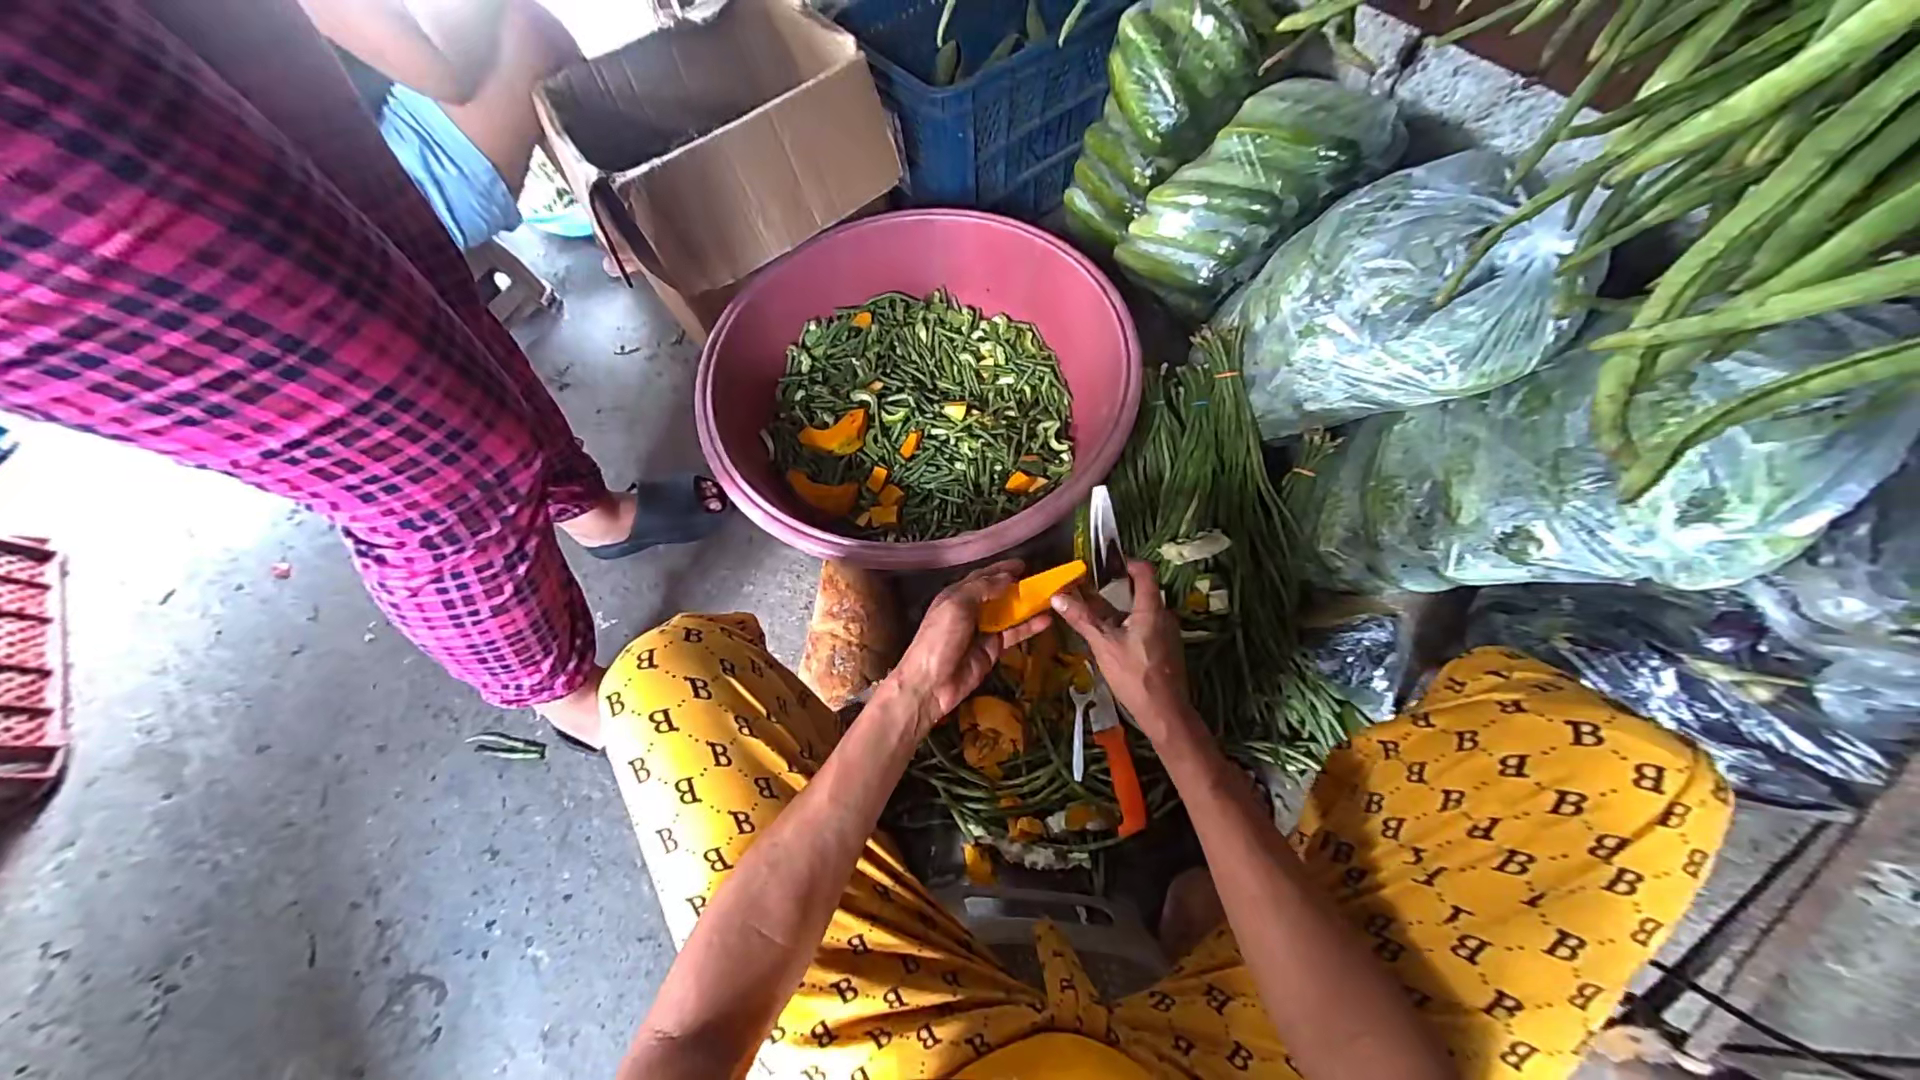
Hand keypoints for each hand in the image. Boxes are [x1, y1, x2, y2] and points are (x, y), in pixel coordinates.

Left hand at [877, 560, 1052, 736]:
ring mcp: (982, 630)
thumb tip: (1006, 578)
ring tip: (1050, 597)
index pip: (982, 577)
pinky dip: (1029, 627)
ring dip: (1027, 605)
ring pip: (1009, 613)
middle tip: (1041, 580)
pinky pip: (1013, 634)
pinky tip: (1046, 620)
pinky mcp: (992, 649)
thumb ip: (982, 588)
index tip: (1022, 564)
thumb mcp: (957, 605)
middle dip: (1017, 586)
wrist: (931, 683)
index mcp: (956, 595)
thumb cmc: (939, 638)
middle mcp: (970, 610)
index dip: (1001, 569)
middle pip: (997, 594)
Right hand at [1049, 560, 1199, 745]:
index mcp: (1151, 608)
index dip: (1127, 562)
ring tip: (1096, 615)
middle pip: (1141, 592)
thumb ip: (1082, 618)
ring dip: (1120, 610)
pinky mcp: (1166, 649)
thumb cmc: (1134, 675)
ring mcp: (1167, 633)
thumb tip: (1057, 596)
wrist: (1165, 712)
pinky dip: (1128, 625)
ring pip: (1142, 612)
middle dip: (1116, 589)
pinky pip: (1146, 627)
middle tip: (1092, 590)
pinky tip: (1112, 639)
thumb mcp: (1103, 645)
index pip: (1144, 571)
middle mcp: (1164, 615)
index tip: (1106, 563)